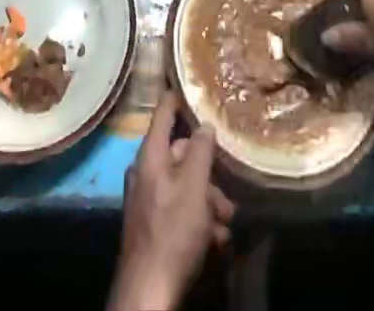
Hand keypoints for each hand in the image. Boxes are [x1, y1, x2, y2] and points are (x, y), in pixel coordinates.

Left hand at [109, 92, 234, 310]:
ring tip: (225, 224)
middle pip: (180, 156)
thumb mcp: (193, 188)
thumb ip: (200, 153)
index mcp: (150, 157)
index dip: (175, 99)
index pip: (162, 115)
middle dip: (208, 173)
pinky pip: (180, 209)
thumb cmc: (172, 231)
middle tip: (228, 193)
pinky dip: (199, 220)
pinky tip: (215, 240)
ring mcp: (148, 199)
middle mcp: (145, 172)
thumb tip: (205, 125)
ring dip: (209, 202)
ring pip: (185, 186)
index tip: (188, 85)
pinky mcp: (153, 223)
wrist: (149, 289)